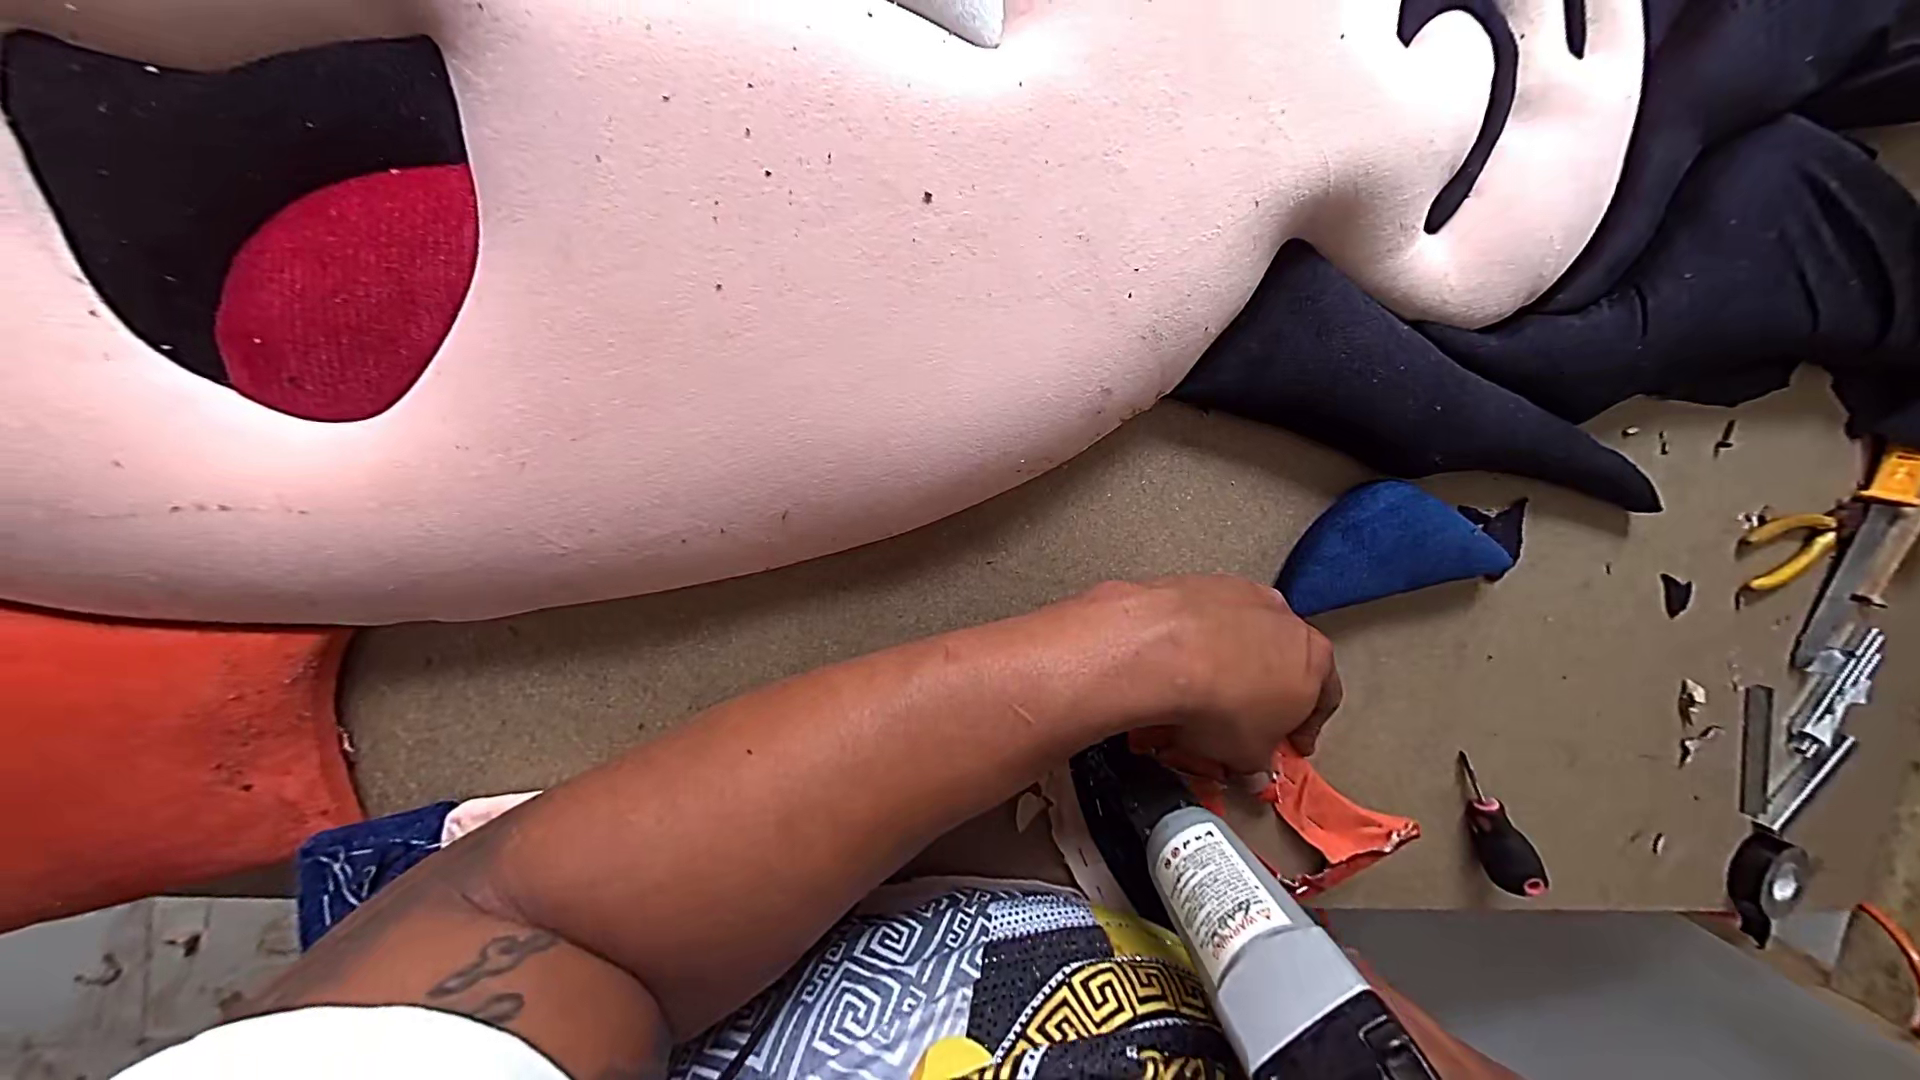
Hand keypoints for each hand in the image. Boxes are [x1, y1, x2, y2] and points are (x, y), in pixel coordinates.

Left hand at [1068, 575, 1342, 770]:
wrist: (1162, 652)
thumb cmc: (1217, 701)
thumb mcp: (1248, 756)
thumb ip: (1258, 761)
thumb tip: (1249, 767)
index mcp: (1314, 658)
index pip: (1322, 698)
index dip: (1305, 726)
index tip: (1291, 741)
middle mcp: (1282, 616)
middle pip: (1279, 658)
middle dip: (1263, 689)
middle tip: (1242, 715)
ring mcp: (1236, 593)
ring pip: (1237, 633)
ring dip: (1225, 659)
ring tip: (1199, 688)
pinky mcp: (1193, 582)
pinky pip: (1196, 619)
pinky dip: (1189, 639)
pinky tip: (1172, 662)